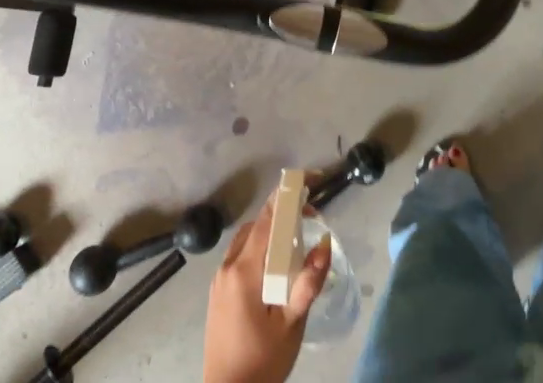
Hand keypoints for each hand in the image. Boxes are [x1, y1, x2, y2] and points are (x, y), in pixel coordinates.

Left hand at [202, 192, 332, 382]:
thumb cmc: (263, 360)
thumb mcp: (292, 324)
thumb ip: (308, 283)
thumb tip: (324, 244)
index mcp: (245, 271)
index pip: (268, 220)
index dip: (289, 195)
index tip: (310, 180)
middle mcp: (227, 267)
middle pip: (257, 225)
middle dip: (284, 214)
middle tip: (312, 217)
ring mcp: (219, 279)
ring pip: (247, 239)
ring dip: (271, 231)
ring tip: (298, 239)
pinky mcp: (217, 292)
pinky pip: (240, 255)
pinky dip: (259, 247)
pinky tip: (276, 263)